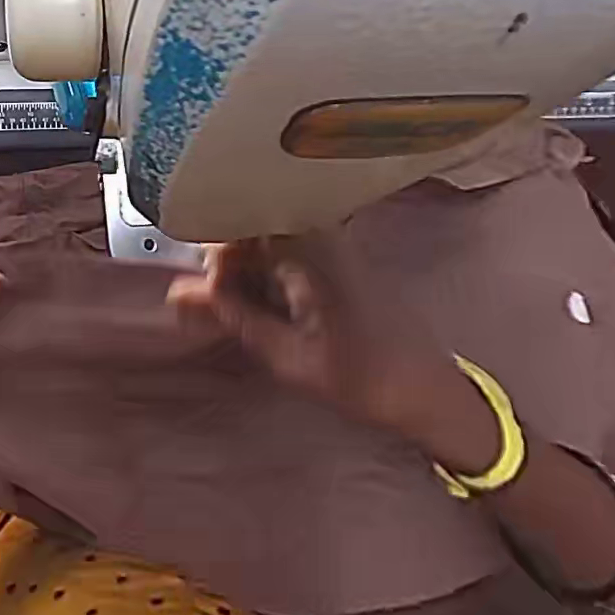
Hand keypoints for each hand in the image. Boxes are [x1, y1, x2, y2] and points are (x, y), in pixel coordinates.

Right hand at [168, 236, 483, 451]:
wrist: (434, 394)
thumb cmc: (366, 378)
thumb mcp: (289, 357)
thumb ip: (234, 317)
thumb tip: (180, 295)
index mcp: (312, 247)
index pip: (240, 220)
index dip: (212, 249)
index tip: (200, 287)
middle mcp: (322, 233)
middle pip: (250, 226)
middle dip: (223, 263)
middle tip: (208, 304)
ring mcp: (330, 242)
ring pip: (264, 239)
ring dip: (241, 270)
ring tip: (230, 310)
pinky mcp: (334, 257)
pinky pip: (284, 251)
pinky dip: (262, 276)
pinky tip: (257, 307)